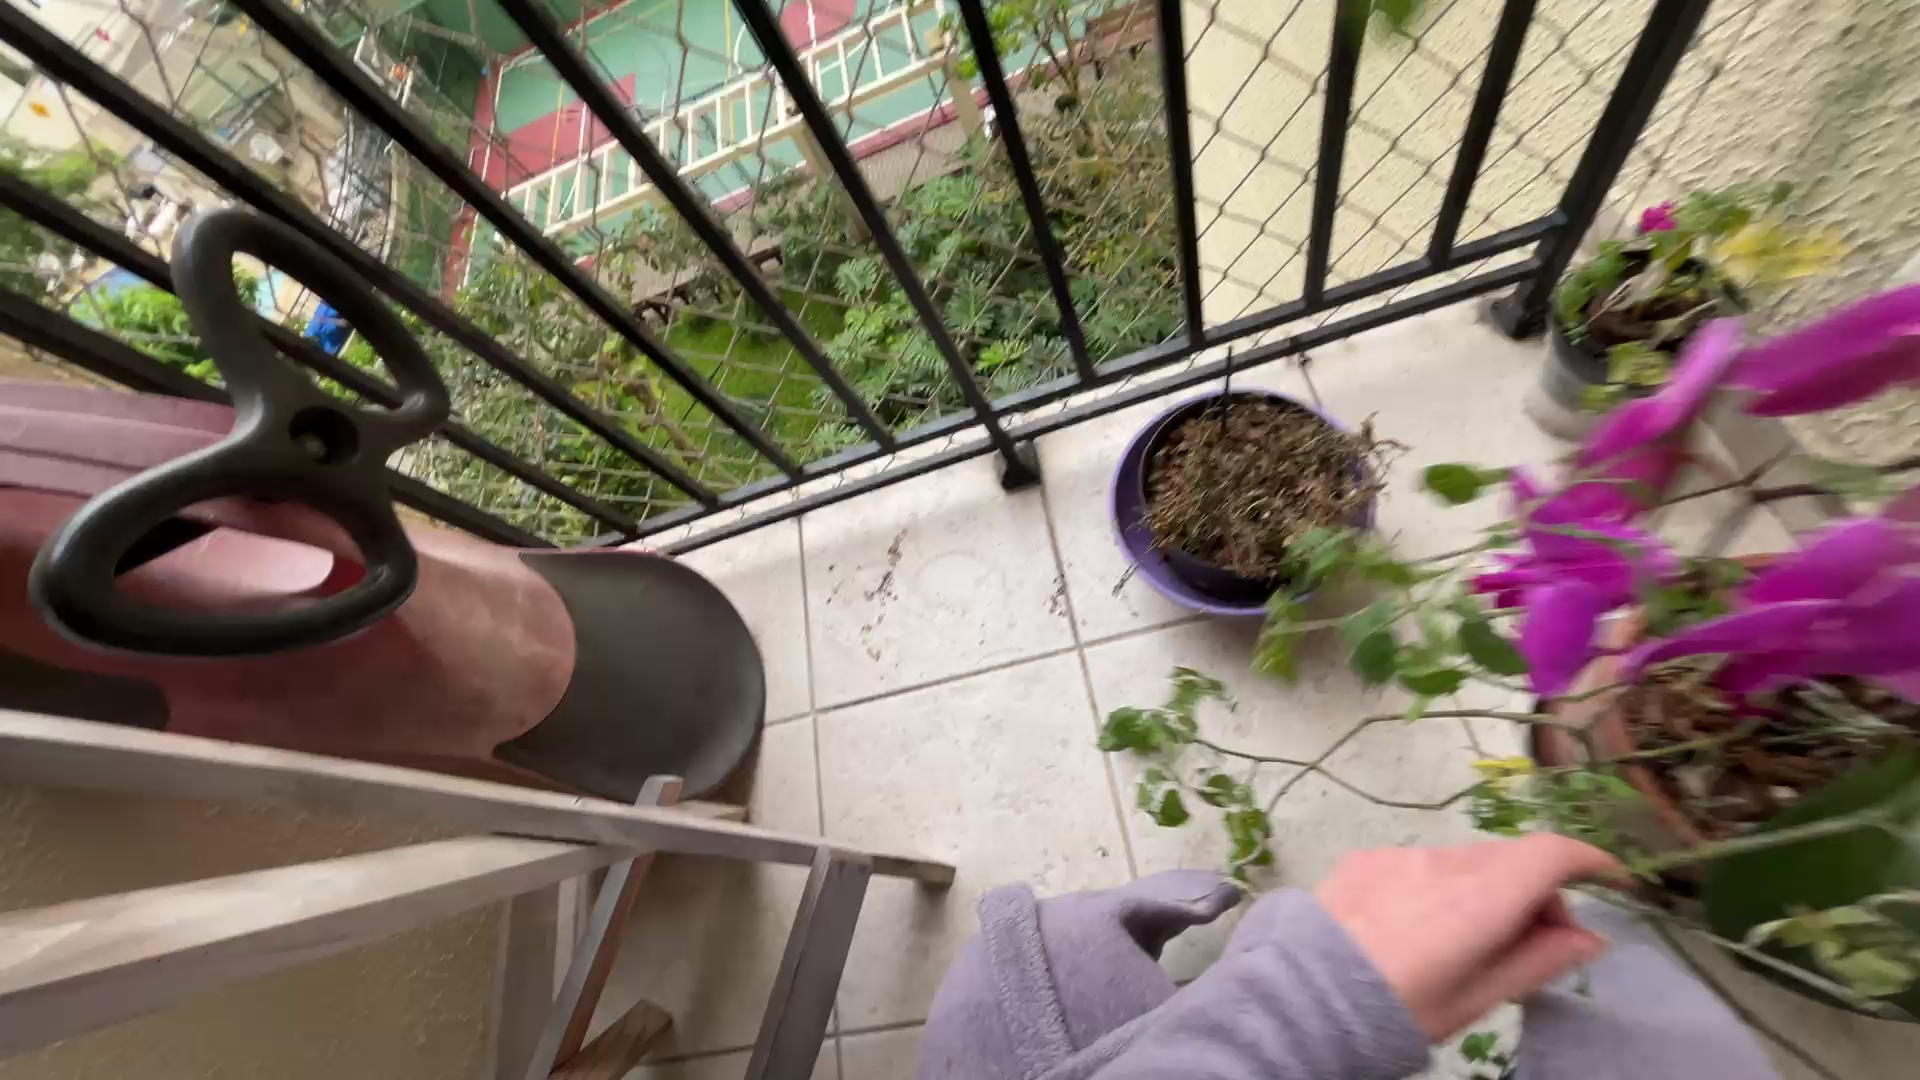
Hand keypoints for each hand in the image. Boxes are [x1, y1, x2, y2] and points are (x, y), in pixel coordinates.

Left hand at [1314, 834, 1623, 1040]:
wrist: (1310, 983)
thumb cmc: (1403, 1002)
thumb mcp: (1480, 996)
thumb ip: (1538, 959)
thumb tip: (1589, 935)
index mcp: (1476, 898)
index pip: (1546, 853)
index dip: (1586, 859)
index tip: (1611, 879)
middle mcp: (1438, 863)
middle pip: (1506, 857)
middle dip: (1535, 889)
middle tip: (1536, 940)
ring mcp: (1396, 854)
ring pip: (1462, 859)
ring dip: (1485, 886)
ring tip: (1470, 939)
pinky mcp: (1365, 856)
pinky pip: (1419, 862)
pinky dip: (1440, 883)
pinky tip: (1419, 924)